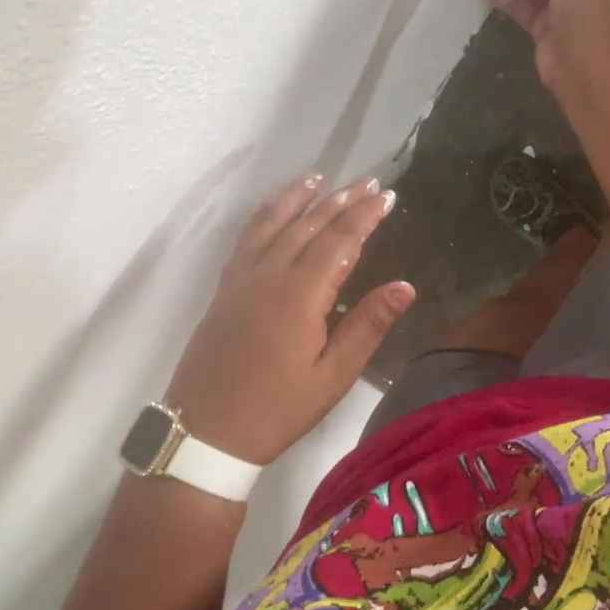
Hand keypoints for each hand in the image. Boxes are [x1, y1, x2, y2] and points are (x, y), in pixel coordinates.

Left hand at [164, 174, 413, 464]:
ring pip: (272, 225)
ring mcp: (241, 280)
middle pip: (307, 226)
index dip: (364, 216)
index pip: (338, 242)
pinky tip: (272, 211)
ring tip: (318, 176)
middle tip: (366, 180)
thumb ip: (366, 326)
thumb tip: (404, 286)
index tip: (386, 195)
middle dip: (339, 200)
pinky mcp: (224, 291)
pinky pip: (246, 239)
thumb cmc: (277, 409)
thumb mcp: (332, 377)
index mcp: (299, 296)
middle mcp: (268, 276)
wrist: (205, 432)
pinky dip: (263, 217)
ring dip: (297, 198)